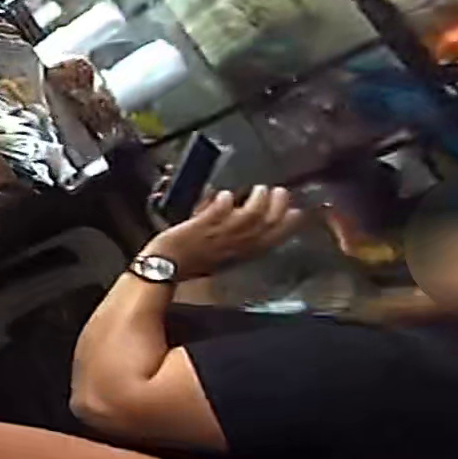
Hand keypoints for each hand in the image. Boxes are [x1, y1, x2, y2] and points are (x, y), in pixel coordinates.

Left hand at [143, 185, 302, 279]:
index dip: (288, 225)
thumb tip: (235, 217)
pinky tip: (224, 194)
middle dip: (278, 207)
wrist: (160, 270)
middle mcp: (233, 246)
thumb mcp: (217, 256)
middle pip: (266, 224)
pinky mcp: (197, 229)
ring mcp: (216, 237)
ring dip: (256, 201)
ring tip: (259, 188)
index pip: (273, 239)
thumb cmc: (185, 263)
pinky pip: (215, 213)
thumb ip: (230, 240)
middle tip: (280, 191)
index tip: (297, 211)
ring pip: (248, 216)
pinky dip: (222, 202)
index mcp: (240, 255)